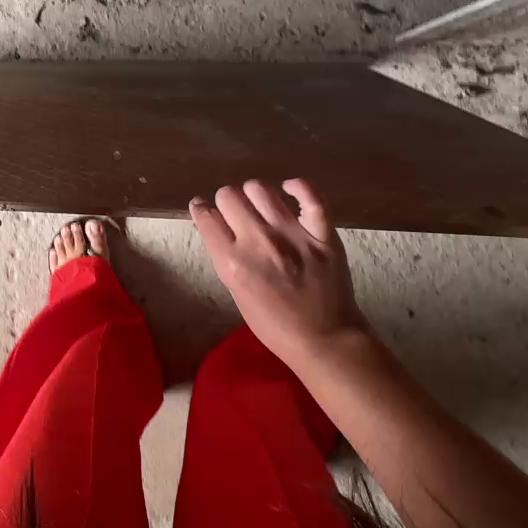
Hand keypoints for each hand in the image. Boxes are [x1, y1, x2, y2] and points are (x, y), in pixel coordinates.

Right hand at [189, 179, 371, 368]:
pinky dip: (297, 187)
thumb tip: (216, 226)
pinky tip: (288, 190)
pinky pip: (309, 196)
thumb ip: (225, 257)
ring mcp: (293, 235)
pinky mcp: (322, 234)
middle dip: (226, 202)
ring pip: (260, 188)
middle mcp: (259, 242)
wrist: (326, 341)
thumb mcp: (235, 293)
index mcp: (233, 261)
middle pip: (228, 195)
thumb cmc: (274, 325)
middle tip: (235, 214)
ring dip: (253, 194)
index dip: (201, 210)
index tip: (204, 210)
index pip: (206, 216)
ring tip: (259, 206)